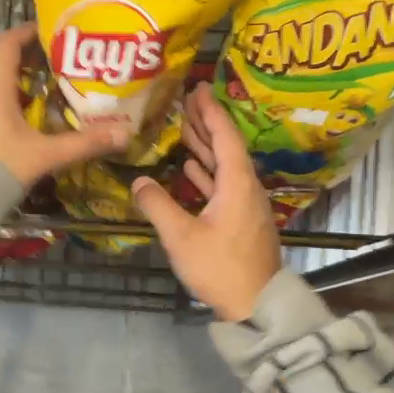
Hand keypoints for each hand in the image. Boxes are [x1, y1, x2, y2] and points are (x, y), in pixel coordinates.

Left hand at [0, 24, 127, 186]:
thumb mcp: (44, 156)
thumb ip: (82, 144)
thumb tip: (123, 136)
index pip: (7, 44)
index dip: (27, 32)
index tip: (49, 31)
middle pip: (1, 65)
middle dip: (29, 62)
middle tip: (57, 66)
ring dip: (18, 87)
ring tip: (46, 94)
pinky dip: (6, 107)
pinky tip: (24, 124)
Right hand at [131, 84, 282, 320]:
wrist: (254, 303)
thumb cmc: (219, 268)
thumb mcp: (182, 237)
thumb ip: (158, 206)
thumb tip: (139, 181)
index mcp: (236, 184)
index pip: (225, 137)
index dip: (211, 112)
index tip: (198, 89)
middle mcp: (245, 188)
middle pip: (227, 148)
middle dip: (207, 124)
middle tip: (188, 101)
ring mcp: (245, 206)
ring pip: (225, 167)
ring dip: (206, 148)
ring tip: (185, 129)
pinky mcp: (241, 222)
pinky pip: (224, 186)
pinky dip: (208, 174)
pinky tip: (191, 170)